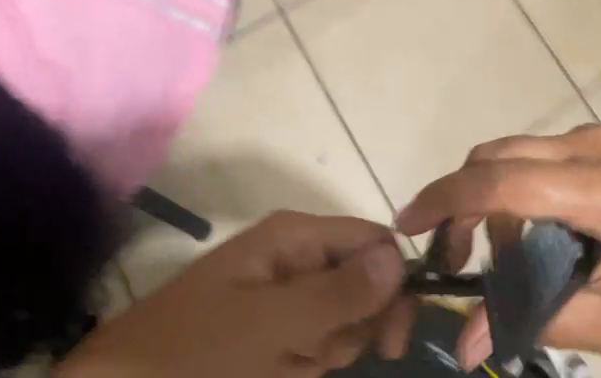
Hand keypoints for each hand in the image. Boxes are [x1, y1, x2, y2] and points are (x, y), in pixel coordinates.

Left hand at [58, 212, 415, 377]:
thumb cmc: (199, 351)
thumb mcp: (272, 324)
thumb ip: (338, 293)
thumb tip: (401, 256)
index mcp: (295, 235)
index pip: (373, 242)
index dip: (394, 287)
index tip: (392, 341)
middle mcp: (294, 255)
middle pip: (361, 285)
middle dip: (347, 329)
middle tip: (306, 354)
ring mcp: (282, 293)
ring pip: (339, 322)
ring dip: (319, 353)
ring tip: (277, 365)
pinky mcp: (271, 327)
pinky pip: (310, 344)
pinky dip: (299, 364)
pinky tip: (271, 371)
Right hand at [396, 124, 600, 367]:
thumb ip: (536, 321)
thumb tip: (466, 342)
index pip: (504, 181)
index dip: (447, 199)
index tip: (407, 226)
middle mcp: (593, 145)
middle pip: (497, 157)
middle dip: (460, 202)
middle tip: (452, 260)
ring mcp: (596, 137)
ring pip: (512, 154)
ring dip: (488, 199)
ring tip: (500, 260)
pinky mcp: (599, 141)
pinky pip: (535, 157)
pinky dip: (514, 190)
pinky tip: (530, 236)